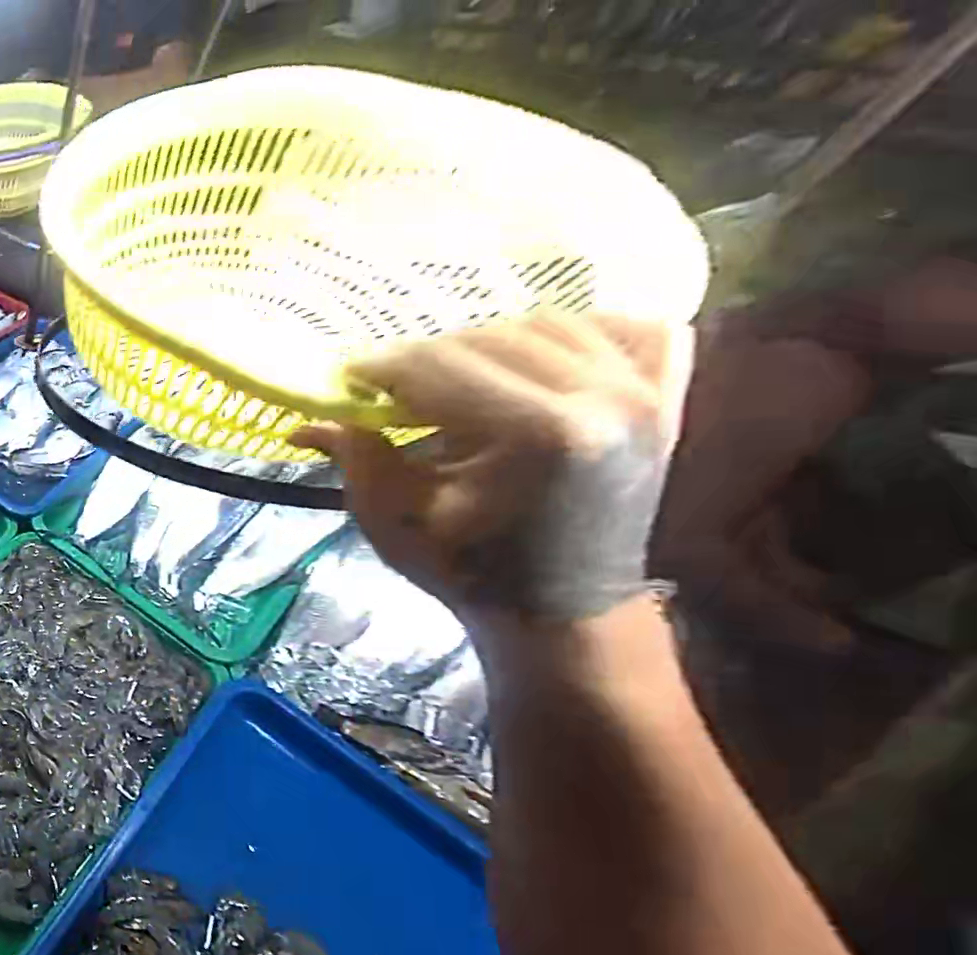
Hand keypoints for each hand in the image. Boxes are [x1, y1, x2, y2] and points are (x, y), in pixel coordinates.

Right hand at [292, 313, 690, 622]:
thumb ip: (357, 457)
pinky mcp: (665, 397)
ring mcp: (647, 392)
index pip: (440, 366)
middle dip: (425, 356)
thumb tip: (311, 420)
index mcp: (538, 435)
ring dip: (484, 342)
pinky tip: (534, 354)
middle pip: (488, 338)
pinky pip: (620, 327)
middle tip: (390, 386)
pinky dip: (571, 330)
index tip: (348, 377)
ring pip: (546, 323)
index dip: (384, 366)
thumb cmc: (469, 572)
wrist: (562, 609)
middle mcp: (604, 398)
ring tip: (450, 376)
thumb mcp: (393, 521)